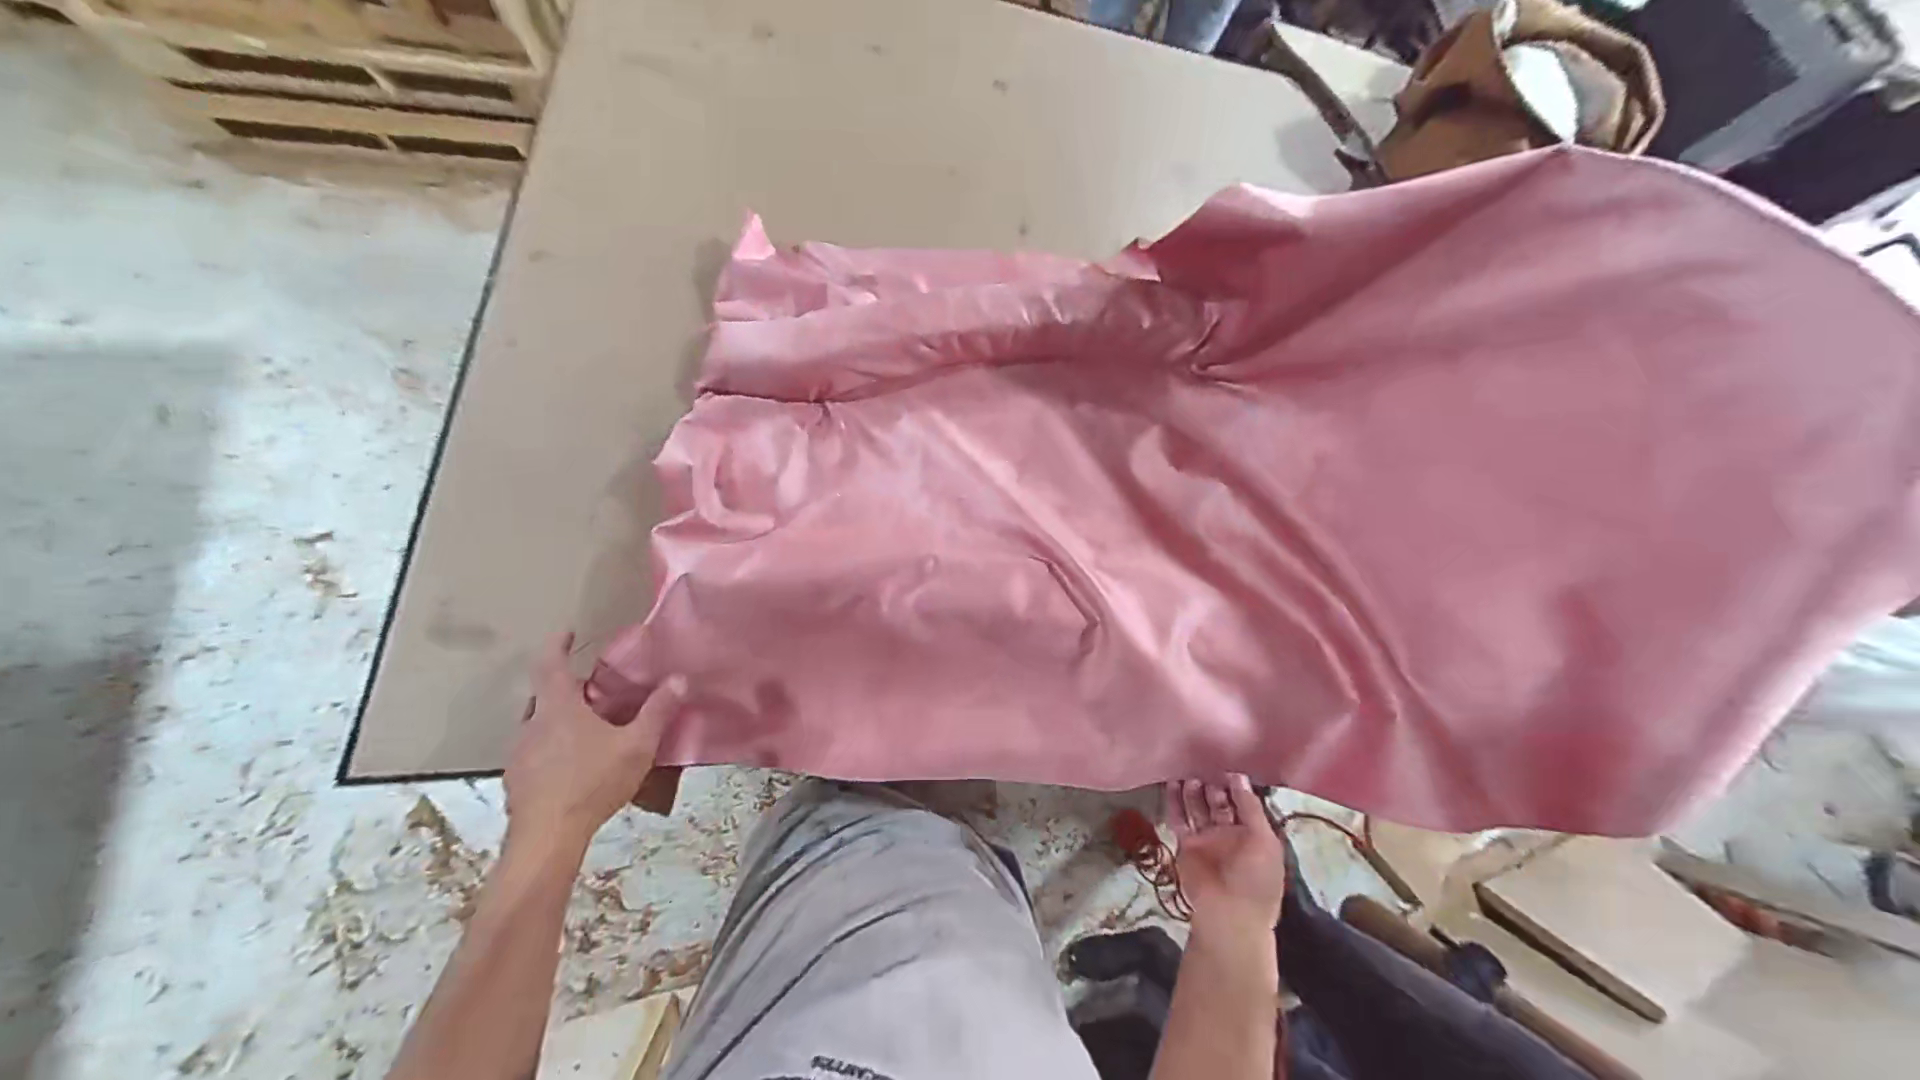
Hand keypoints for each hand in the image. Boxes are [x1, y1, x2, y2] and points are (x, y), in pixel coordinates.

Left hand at [503, 632, 682, 851]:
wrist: (547, 837)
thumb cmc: (593, 782)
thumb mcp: (636, 745)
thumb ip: (658, 711)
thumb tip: (680, 679)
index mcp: (558, 708)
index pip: (550, 665)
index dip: (556, 645)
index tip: (566, 632)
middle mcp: (532, 725)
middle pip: (544, 695)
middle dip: (566, 687)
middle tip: (593, 689)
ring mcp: (520, 754)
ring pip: (538, 725)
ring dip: (559, 719)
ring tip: (588, 728)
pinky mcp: (517, 780)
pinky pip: (536, 751)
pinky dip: (552, 747)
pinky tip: (574, 765)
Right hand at [1165, 774, 1286, 930]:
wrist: (1229, 912)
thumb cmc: (1254, 877)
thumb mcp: (1263, 839)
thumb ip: (1250, 807)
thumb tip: (1238, 776)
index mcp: (1253, 834)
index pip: (1243, 803)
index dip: (1236, 786)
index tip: (1227, 767)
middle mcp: (1229, 833)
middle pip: (1219, 803)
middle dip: (1214, 786)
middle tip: (1205, 768)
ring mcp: (1207, 838)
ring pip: (1198, 807)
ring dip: (1194, 791)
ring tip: (1190, 773)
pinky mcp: (1186, 844)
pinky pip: (1179, 818)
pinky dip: (1175, 801)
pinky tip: (1172, 783)